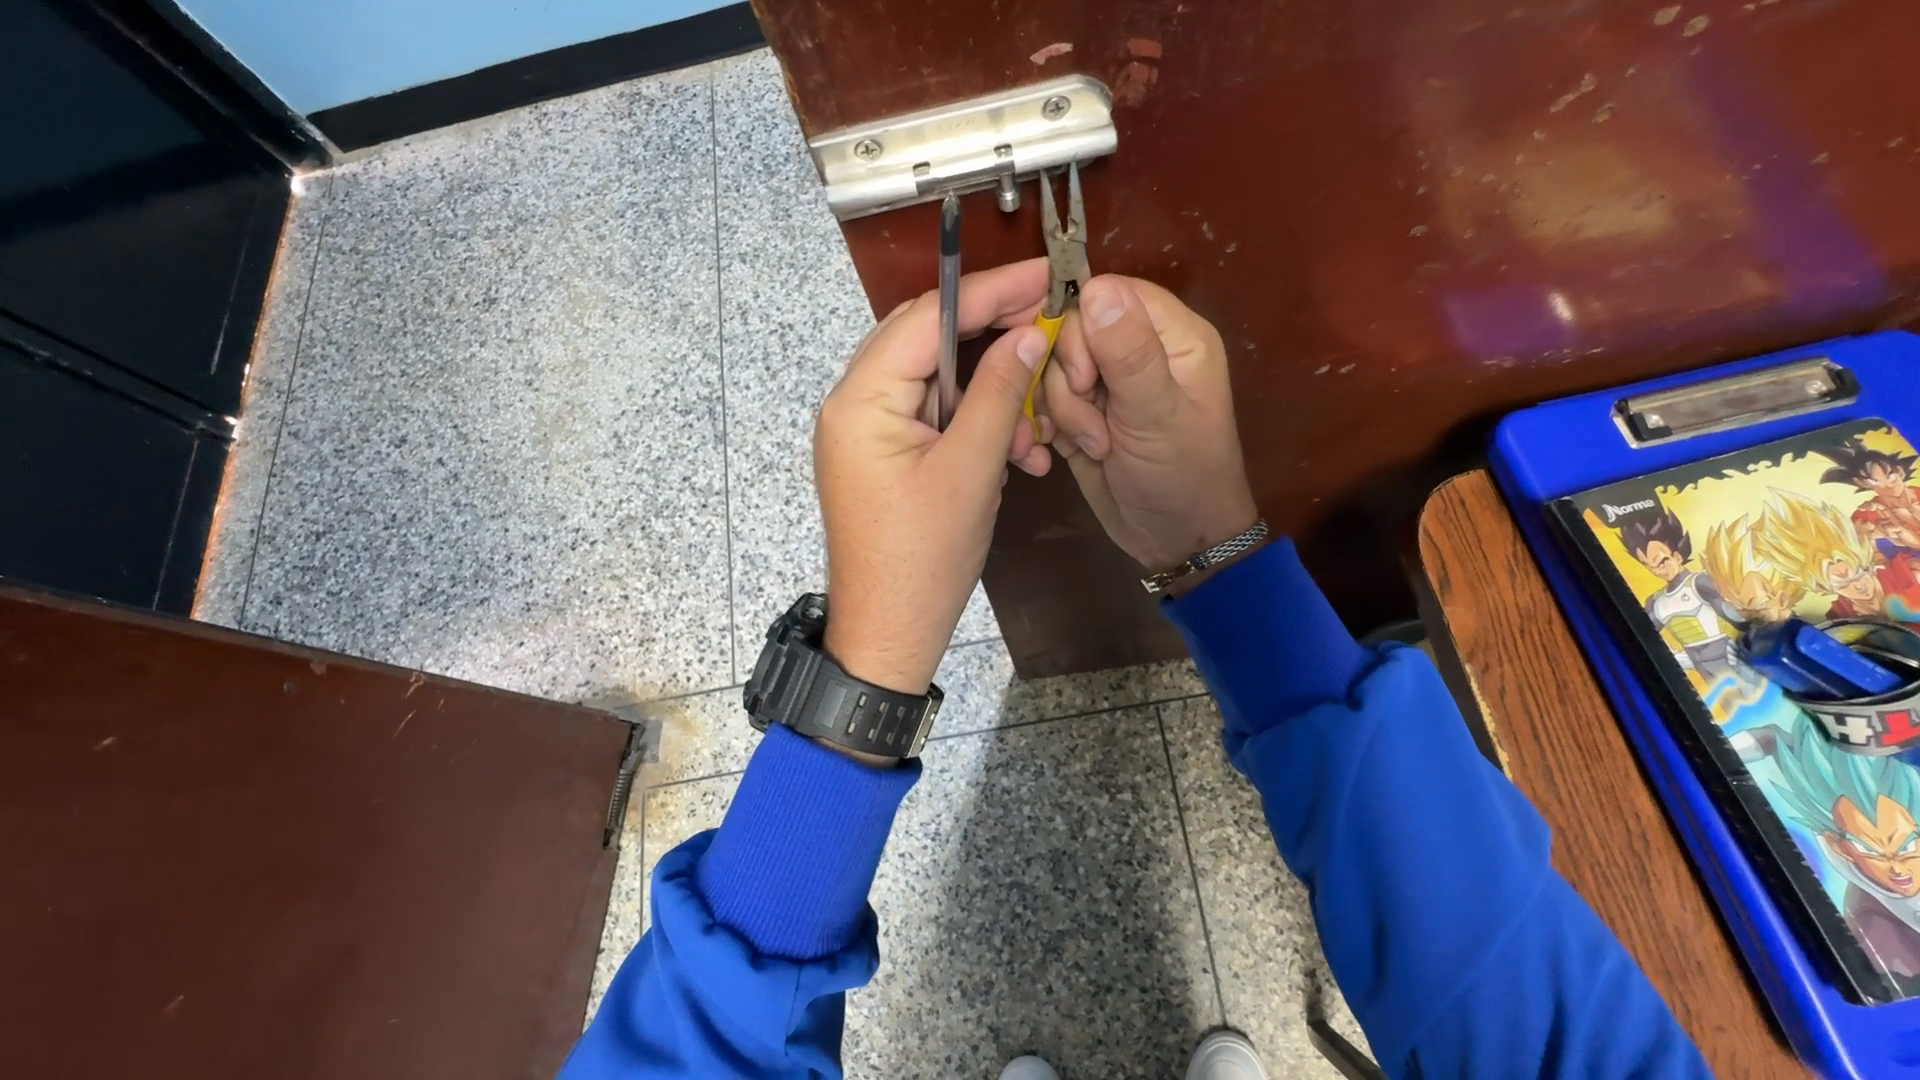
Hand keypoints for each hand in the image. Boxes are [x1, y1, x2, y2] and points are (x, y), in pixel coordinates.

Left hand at [815, 258, 1053, 694]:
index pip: (925, 316)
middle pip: (926, 339)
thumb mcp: (970, 469)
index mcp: (860, 401)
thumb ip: (1000, 393)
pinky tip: (1017, 444)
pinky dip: (975, 419)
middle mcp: (853, 404)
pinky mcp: (884, 454)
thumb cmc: (923, 559)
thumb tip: (1029, 333)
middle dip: (991, 332)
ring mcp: (866, 430)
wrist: (890, 632)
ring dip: (990, 387)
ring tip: (1039, 410)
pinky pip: (933, 414)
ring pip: (935, 379)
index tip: (1043, 274)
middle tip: (1049, 321)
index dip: (989, 290)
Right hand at [1042, 275, 1258, 577]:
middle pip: (1072, 331)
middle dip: (1069, 379)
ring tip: (1091, 445)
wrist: (1172, 541)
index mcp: (1172, 336)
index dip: (1083, 329)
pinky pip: (1042, 398)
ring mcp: (1106, 384)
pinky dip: (1042, 423)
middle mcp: (1136, 351)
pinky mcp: (1080, 413)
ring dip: (1059, 409)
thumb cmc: (1182, 476)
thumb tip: (1095, 287)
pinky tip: (1054, 449)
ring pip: (1051, 367)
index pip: (1109, 295)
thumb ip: (1128, 353)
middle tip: (1092, 421)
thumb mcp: (1157, 415)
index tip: (1085, 378)